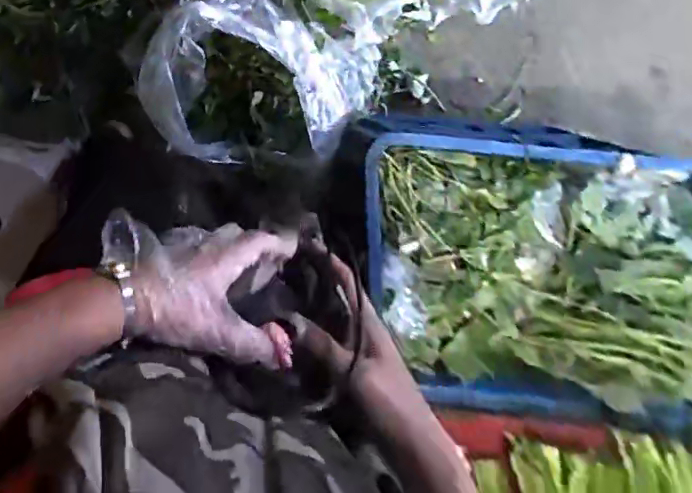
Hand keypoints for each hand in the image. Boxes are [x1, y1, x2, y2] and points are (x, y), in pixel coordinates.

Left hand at [127, 224, 297, 368]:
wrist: (126, 296)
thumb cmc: (176, 310)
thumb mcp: (219, 333)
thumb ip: (253, 344)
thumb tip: (282, 355)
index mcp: (225, 256)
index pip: (259, 239)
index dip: (279, 242)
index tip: (294, 248)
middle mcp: (207, 241)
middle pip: (237, 234)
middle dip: (255, 245)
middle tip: (267, 266)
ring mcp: (184, 241)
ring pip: (215, 236)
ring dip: (230, 248)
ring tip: (237, 270)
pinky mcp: (166, 247)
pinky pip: (196, 242)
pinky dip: (208, 252)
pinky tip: (203, 273)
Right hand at [297, 256, 473, 492]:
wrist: (416, 450)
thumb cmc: (392, 404)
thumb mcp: (356, 373)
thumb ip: (323, 346)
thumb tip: (287, 317)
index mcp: (369, 322)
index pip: (346, 280)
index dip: (327, 259)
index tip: (301, 241)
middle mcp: (362, 330)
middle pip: (334, 297)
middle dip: (310, 281)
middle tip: (277, 268)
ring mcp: (356, 351)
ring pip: (327, 320)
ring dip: (306, 308)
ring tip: (275, 295)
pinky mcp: (350, 371)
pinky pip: (325, 344)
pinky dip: (308, 336)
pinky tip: (288, 336)